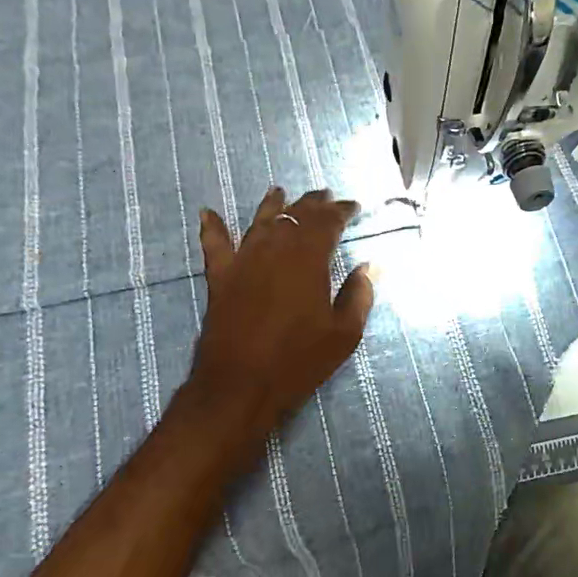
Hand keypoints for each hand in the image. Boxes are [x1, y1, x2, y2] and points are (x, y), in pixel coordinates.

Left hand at [183, 187, 374, 449]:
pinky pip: (214, 244)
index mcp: (309, 258)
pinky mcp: (220, 277)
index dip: (342, 210)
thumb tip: (369, 265)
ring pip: (259, 221)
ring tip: (280, 192)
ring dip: (272, 205)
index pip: (328, 221)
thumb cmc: (298, 361)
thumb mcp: (343, 334)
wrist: (240, 384)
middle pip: (295, 215)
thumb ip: (359, 295)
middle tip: (325, 196)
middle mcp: (275, 248)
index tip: (353, 207)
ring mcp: (243, 259)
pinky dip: (212, 227)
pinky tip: (208, 213)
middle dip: (313, 203)